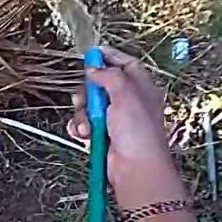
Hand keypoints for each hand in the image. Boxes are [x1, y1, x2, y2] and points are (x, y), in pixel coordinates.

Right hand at [67, 47, 189, 209]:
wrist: (135, 168)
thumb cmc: (137, 131)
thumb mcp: (125, 93)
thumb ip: (108, 75)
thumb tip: (94, 68)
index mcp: (141, 88)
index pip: (126, 64)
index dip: (109, 57)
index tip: (92, 53)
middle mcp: (128, 102)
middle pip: (101, 84)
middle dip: (88, 91)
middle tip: (84, 98)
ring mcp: (114, 120)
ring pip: (88, 105)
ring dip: (82, 113)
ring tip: (87, 125)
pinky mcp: (102, 135)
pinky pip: (83, 123)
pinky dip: (80, 127)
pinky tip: (83, 134)